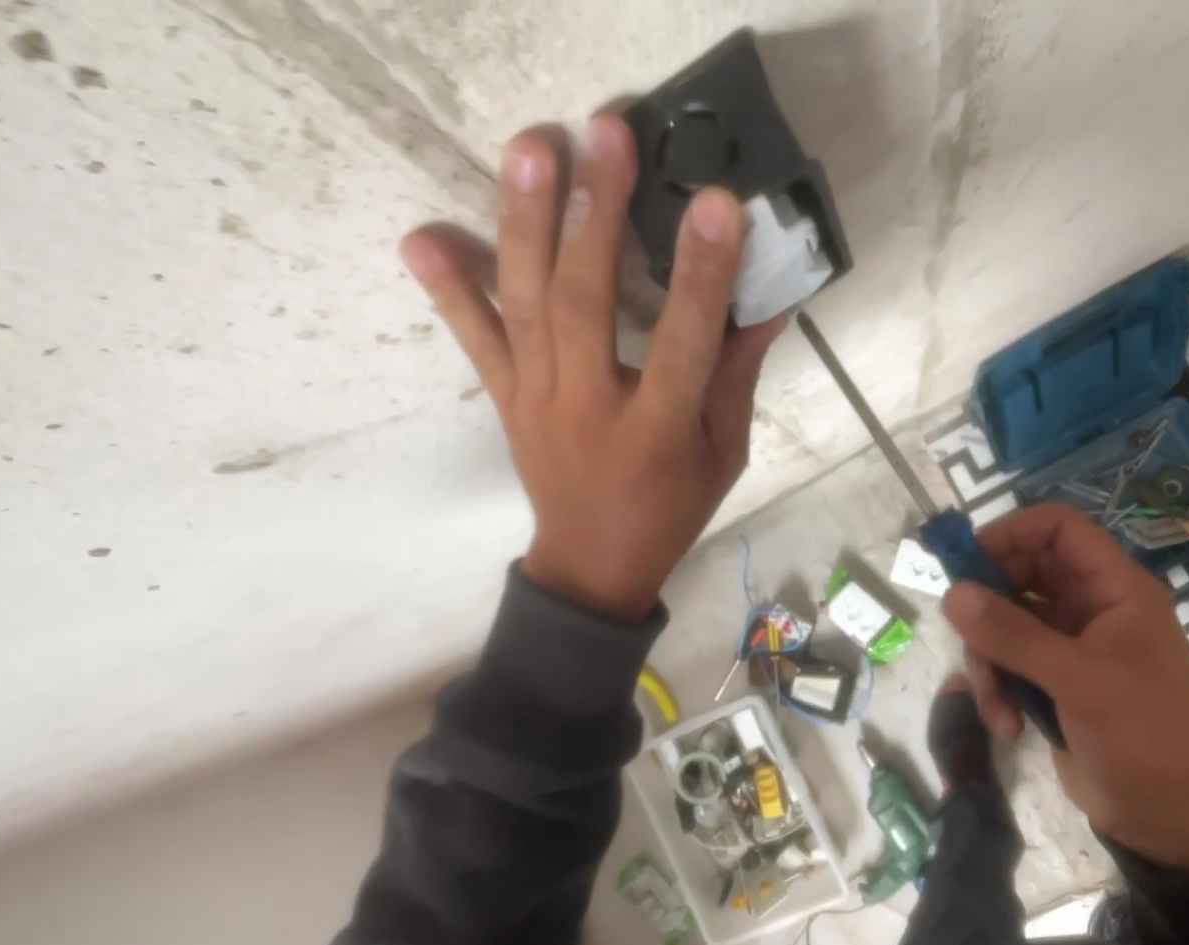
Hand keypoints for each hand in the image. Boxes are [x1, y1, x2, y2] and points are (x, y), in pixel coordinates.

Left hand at [400, 115, 785, 618]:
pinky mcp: (506, 401)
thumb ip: (737, 376)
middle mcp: (590, 410)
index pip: (683, 345)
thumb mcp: (724, 453)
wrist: (593, 566)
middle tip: (605, 133)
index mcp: (657, 432)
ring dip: (525, 223)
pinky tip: (421, 238)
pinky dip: (449, 292)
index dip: (702, 275)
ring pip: (527, 307)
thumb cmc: (670, 510)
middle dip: (596, 214)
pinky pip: (477, 343)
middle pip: (585, 305)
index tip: (717, 203)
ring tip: (530, 148)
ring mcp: (538, 402)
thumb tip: (767, 301)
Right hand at [941, 504, 1188, 872]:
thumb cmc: (1147, 738)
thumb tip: (952, 594)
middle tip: (965, 636)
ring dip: (987, 661)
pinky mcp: (1050, 686)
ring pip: (1002, 625)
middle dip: (986, 609)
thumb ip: (1015, 635)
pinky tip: (1005, 725)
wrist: (1176, 822)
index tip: (965, 564)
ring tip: (994, 704)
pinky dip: (995, 690)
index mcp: (1114, 590)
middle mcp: (1088, 609)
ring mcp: (1066, 648)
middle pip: (1018, 576)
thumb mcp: (1082, 681)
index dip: (1010, 534)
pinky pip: (1004, 666)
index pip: (1057, 529)